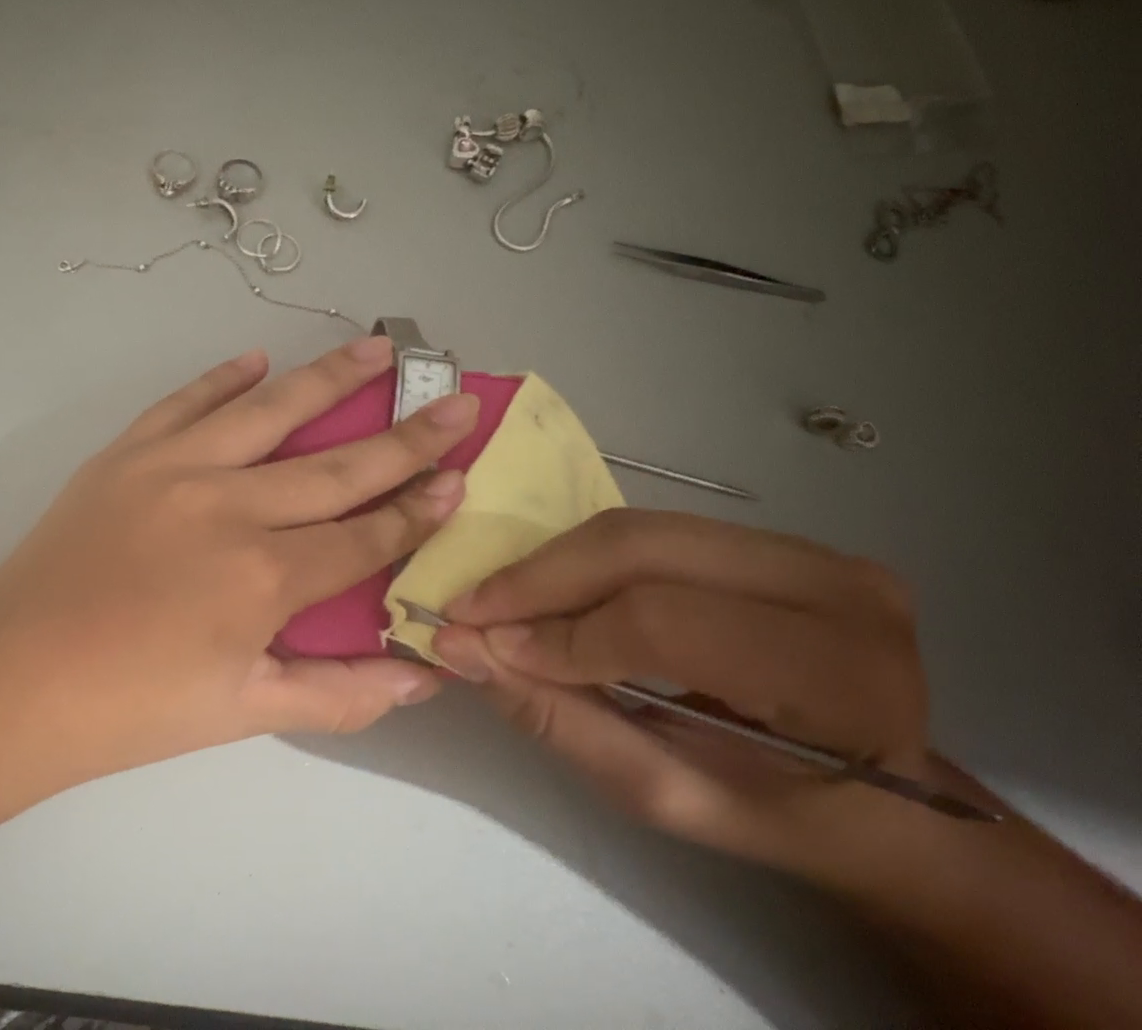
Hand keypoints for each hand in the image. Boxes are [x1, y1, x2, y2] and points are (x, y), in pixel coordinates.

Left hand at [0, 337, 479, 785]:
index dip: (418, 512)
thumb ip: (339, 693)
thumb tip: (426, 676)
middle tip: (459, 399)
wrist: (11, 681)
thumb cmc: (130, 710)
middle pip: (336, 464)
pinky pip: (184, 401)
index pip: (365, 535)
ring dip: (329, 378)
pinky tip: (257, 359)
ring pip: (269, 411)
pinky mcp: (124, 455)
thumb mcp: (242, 712)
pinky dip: (222, 377)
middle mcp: (230, 506)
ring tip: (379, 347)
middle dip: (406, 436)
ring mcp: (173, 469)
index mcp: (265, 577)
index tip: (462, 478)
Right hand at [432, 508, 942, 883]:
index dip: (563, 634)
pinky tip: (557, 596)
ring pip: (641, 528)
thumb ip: (561, 718)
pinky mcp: (785, 540)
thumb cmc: (776, 815)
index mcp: (836, 677)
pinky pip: (656, 531)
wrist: (881, 799)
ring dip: (556, 564)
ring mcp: (817, 552)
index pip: (666, 623)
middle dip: (540, 577)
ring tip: (505, 606)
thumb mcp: (662, 793)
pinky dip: (589, 561)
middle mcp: (838, 590)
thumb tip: (463, 649)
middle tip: (471, 610)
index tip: (486, 649)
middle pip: (645, 548)